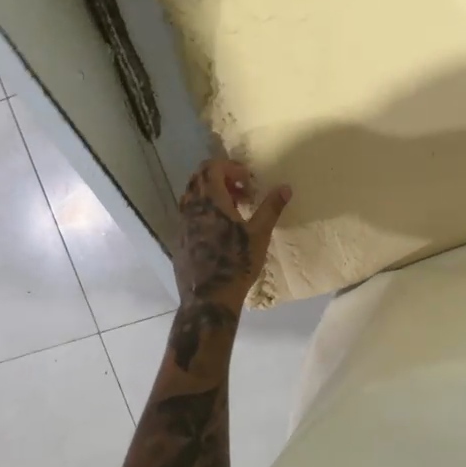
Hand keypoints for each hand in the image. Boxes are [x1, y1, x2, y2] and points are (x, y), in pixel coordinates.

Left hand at [174, 159, 291, 309]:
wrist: (209, 299)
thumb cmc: (237, 263)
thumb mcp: (259, 234)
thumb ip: (271, 207)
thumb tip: (286, 187)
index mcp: (210, 201)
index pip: (212, 167)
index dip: (231, 168)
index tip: (248, 182)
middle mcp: (191, 207)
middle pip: (200, 178)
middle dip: (222, 178)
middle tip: (242, 193)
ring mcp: (182, 224)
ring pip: (193, 196)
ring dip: (212, 196)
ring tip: (234, 212)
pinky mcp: (179, 239)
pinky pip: (189, 214)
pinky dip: (204, 212)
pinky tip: (220, 232)